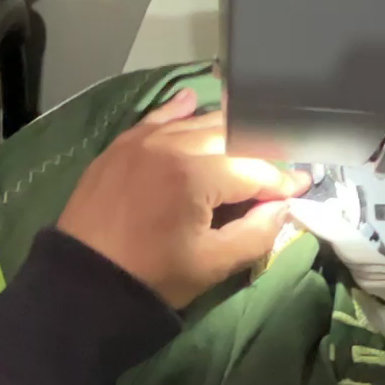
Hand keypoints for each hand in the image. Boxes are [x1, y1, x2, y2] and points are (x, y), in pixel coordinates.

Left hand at [59, 91, 309, 307]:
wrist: (82, 283)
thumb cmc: (152, 277)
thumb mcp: (212, 265)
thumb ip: (255, 233)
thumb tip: (282, 207)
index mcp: (196, 175)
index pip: (253, 169)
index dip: (281, 181)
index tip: (302, 186)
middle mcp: (171, 146)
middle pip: (230, 138)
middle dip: (259, 153)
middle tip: (277, 172)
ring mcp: (142, 142)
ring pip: (196, 124)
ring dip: (226, 132)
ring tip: (250, 141)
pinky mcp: (120, 147)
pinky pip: (156, 119)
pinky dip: (178, 111)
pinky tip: (193, 102)